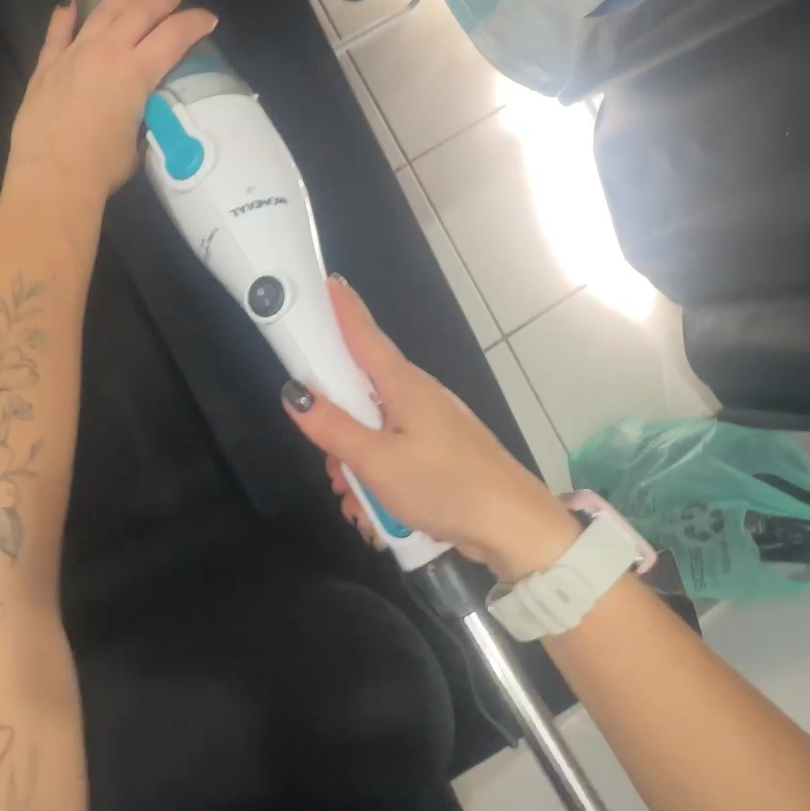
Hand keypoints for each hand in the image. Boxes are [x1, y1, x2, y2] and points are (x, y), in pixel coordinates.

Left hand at [6, 0, 217, 200]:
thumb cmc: (102, 169)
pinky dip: (65, 17)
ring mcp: (73, 55)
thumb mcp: (137, 143)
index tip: (208, 18)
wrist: (52, 177)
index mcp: (136, 73)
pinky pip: (57, 34)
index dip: (194, 24)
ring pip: (102, 13)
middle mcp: (106, 52)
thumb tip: (139, 114)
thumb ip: (141, 118)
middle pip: (139, 13)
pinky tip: (70, 4)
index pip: (173, 37)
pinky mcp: (46, 67)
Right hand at [281, 277, 577, 578]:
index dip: (341, 309)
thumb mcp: (378, 461)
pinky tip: (378, 516)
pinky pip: (394, 459)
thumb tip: (296, 393)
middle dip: (336, 430)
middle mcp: (417, 398)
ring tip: (359, 505)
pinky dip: (380, 483)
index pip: (364, 334)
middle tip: (332, 466)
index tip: (324, 282)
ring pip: (373, 435)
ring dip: (357, 468)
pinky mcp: (439, 456)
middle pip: (360, 395)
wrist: (513, 528)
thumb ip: (333, 428)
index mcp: (403, 385)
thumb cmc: (445, 485)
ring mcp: (430, 428)